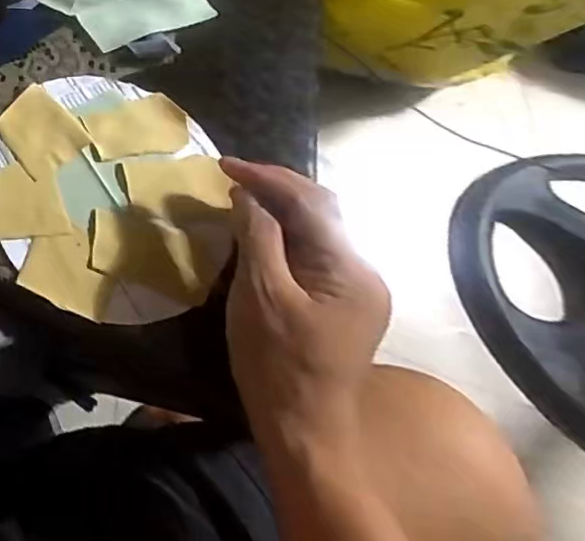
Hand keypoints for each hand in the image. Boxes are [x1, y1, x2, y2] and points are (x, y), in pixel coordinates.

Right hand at [224, 158, 390, 445]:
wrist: (301, 419)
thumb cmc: (276, 355)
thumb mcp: (260, 291)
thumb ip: (257, 237)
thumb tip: (246, 194)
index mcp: (350, 270)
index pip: (311, 205)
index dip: (267, 178)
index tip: (222, 164)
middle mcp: (362, 273)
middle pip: (323, 211)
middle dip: (276, 184)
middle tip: (229, 171)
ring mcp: (353, 288)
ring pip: (318, 226)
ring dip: (279, 202)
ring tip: (238, 190)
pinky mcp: (337, 299)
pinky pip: (311, 246)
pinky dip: (282, 225)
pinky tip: (256, 224)